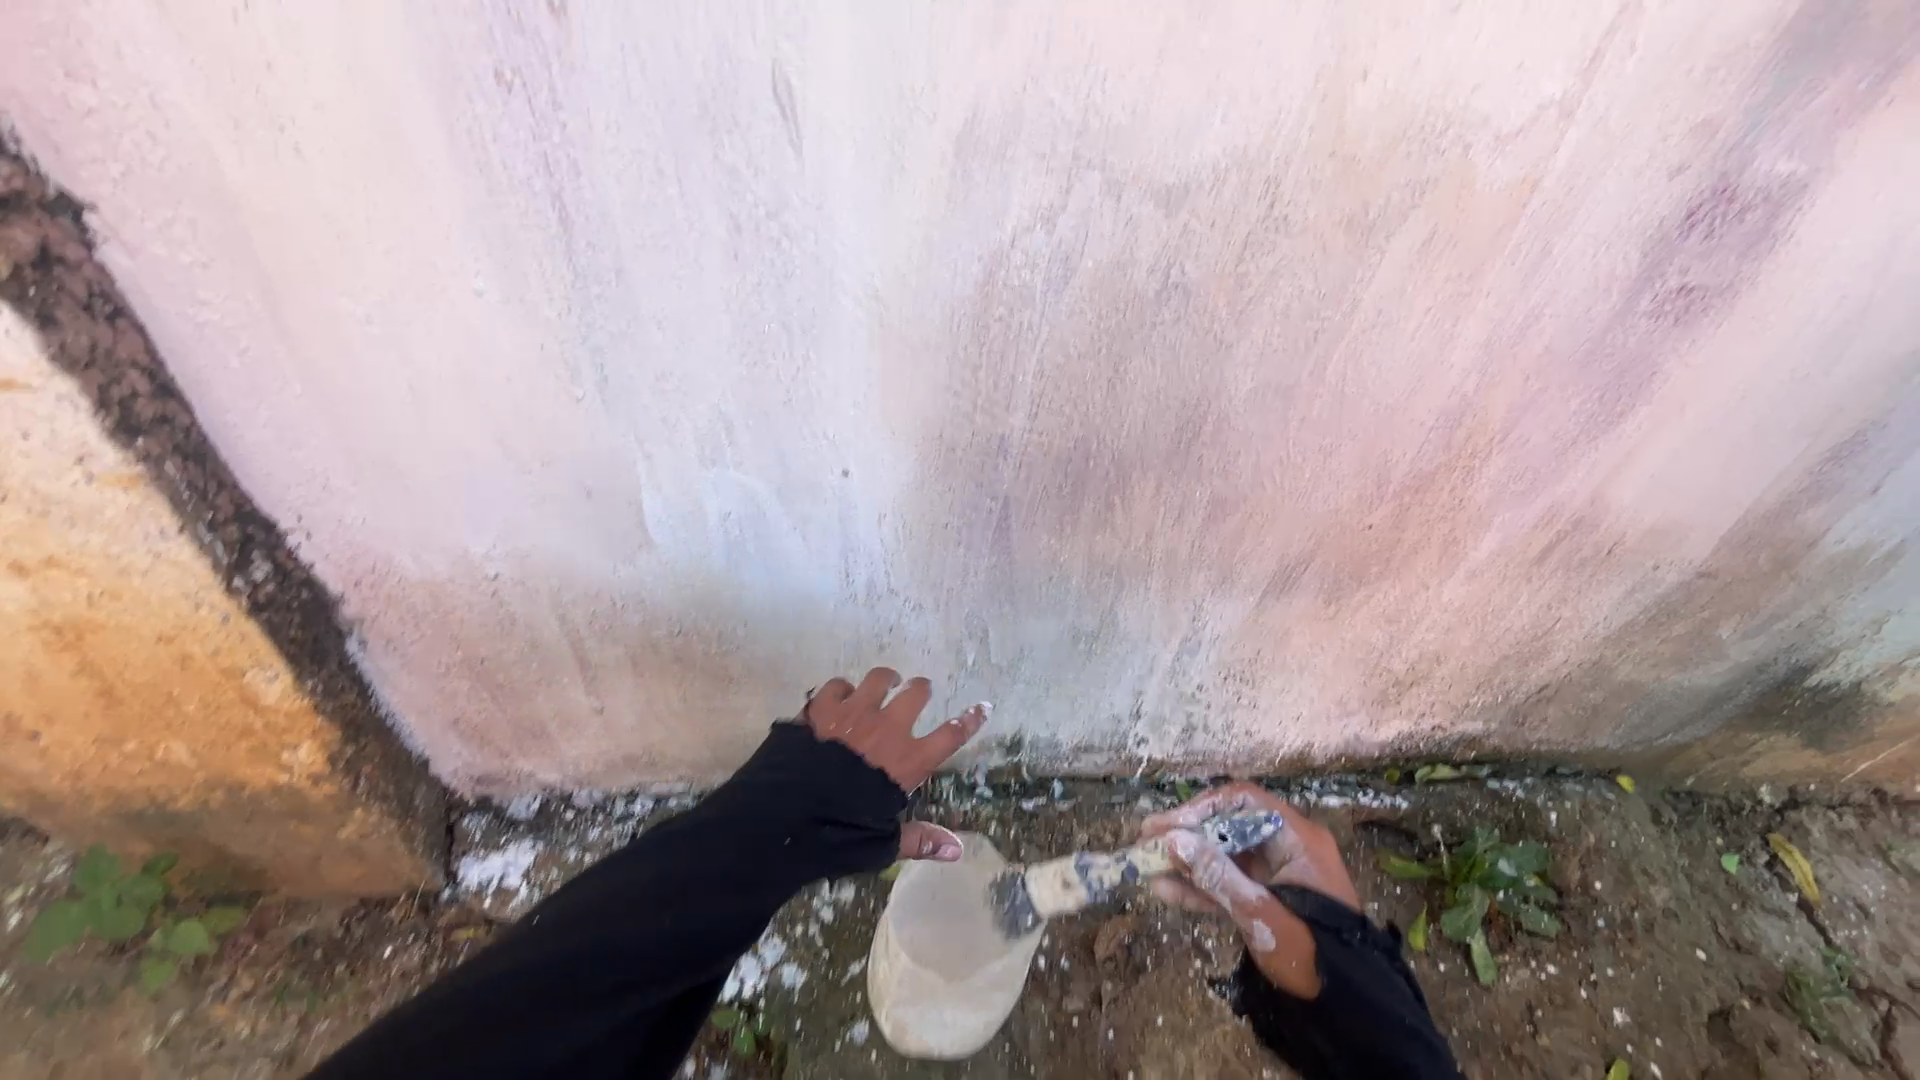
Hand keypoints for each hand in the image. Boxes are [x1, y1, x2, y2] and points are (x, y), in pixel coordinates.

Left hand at [803, 668, 988, 863]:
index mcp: (907, 761)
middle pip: (917, 694)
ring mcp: (854, 712)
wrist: (783, 815)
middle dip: (921, 690)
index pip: (950, 735)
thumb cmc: (838, 834)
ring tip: (885, 684)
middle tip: (918, 692)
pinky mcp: (821, 707)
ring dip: (886, 680)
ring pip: (879, 679)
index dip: (970, 720)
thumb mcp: (882, 842)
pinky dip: (842, 689)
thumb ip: (919, 839)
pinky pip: (838, 684)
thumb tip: (957, 849)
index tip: (982, 706)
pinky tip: (839, 698)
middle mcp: (887, 728)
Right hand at [1139, 782, 1360, 997]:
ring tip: (1147, 864)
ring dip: (1187, 862)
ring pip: (1224, 856)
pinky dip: (1200, 887)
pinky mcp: (1265, 899)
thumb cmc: (1313, 952)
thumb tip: (1171, 840)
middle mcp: (1286, 847)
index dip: (1202, 809)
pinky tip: (1165, 891)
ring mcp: (1275, 874)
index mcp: (1297, 839)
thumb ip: (1216, 876)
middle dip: (1187, 834)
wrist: (1347, 1009)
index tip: (1169, 825)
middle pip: (1229, 826)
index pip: (1243, 803)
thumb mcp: (1262, 913)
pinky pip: (1228, 883)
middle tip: (1147, 839)